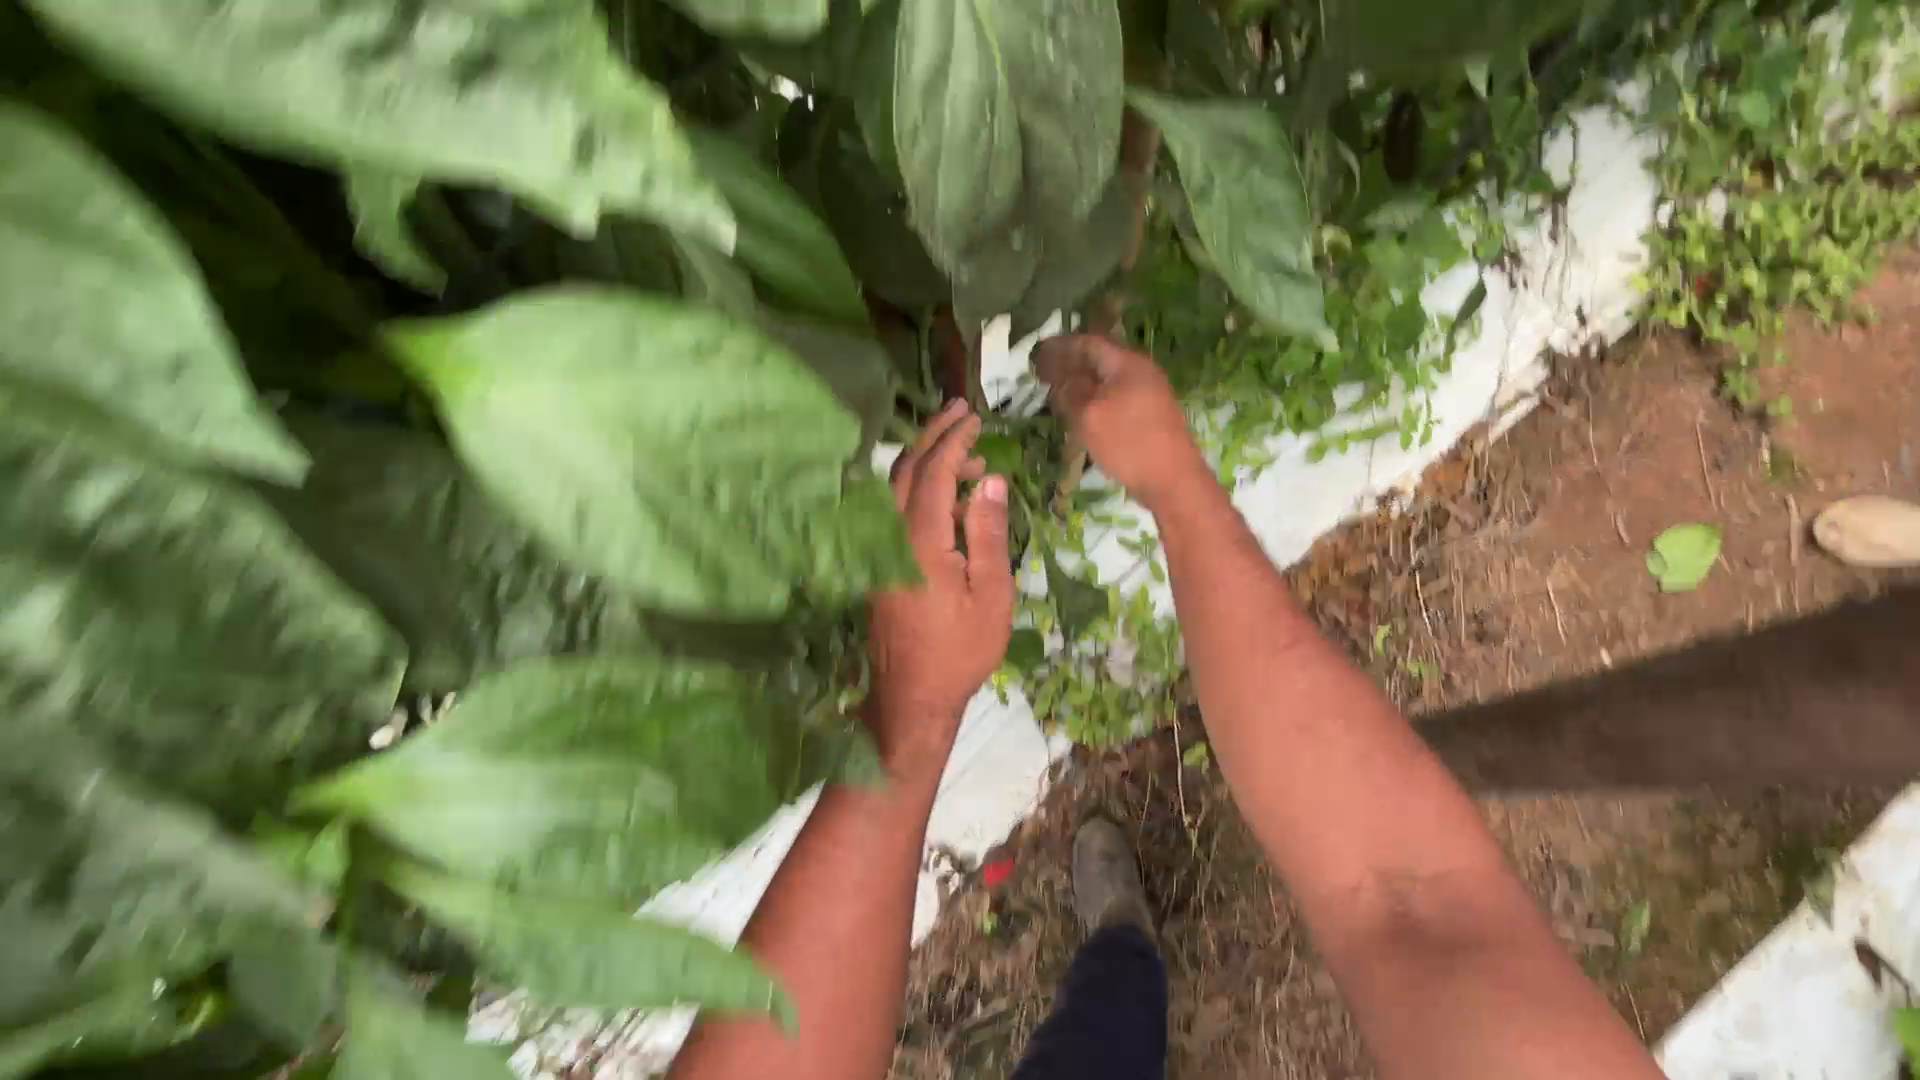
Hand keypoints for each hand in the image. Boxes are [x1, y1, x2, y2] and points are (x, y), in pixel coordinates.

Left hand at [867, 401, 1014, 775]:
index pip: (933, 472)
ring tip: (967, 461)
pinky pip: (890, 511)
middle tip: (959, 413)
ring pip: (892, 489)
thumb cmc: (961, 650)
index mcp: (920, 540)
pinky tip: (944, 500)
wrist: (912, 695)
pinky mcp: (876, 565)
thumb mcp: (991, 593)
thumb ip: (987, 533)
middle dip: (930, 436)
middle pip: (903, 469)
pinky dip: (914, 490)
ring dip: (923, 463)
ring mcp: (877, 551)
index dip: (953, 440)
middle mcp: (889, 536)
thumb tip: (989, 480)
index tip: (974, 418)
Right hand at [1033, 335, 1209, 508]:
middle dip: (1069, 365)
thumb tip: (1063, 382)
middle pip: (1099, 361)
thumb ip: (1071, 393)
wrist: (1172, 480)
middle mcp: (1141, 372)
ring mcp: (1148, 395)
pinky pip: (1115, 399)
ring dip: (1081, 385)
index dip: (1061, 347)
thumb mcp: (1090, 415)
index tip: (1037, 354)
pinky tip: (1079, 414)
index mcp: (1127, 363)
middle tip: (1041, 375)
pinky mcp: (1149, 417)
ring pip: (1107, 382)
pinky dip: (1094, 401)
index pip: (1089, 343)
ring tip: (1055, 395)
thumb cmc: (1129, 442)